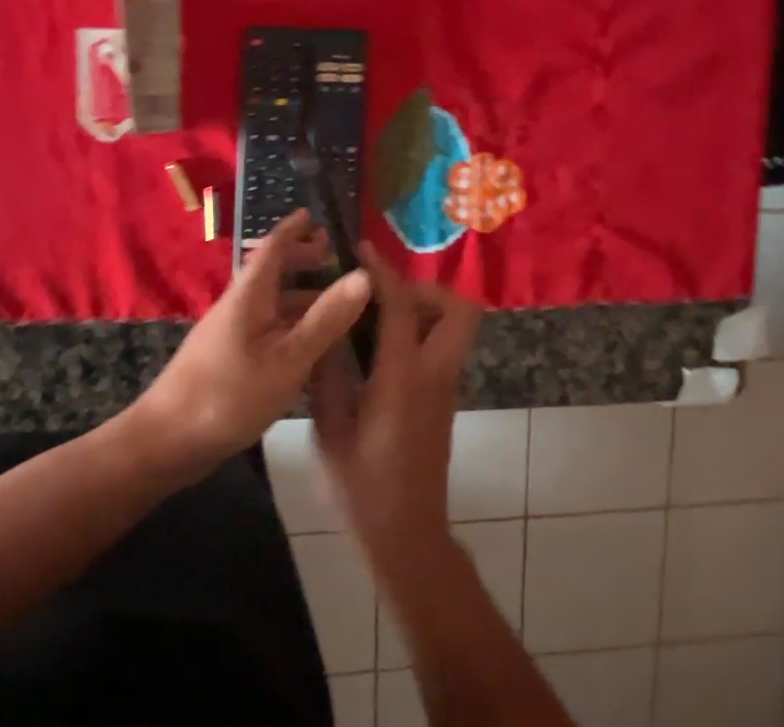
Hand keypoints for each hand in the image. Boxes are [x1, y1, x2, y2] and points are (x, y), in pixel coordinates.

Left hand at [127, 210, 371, 476]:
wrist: (169, 441)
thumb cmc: (229, 395)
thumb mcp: (287, 359)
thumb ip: (324, 319)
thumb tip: (363, 274)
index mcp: (248, 297)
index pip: (272, 249)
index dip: (294, 230)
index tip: (316, 214)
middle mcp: (238, 309)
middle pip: (272, 275)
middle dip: (302, 262)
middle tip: (333, 256)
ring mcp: (232, 338)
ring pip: (273, 308)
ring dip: (303, 300)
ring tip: (340, 305)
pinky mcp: (231, 364)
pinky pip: (269, 334)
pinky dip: (294, 331)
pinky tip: (315, 351)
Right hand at [309, 243, 482, 557]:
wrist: (406, 534)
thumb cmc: (362, 486)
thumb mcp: (330, 428)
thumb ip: (328, 374)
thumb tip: (323, 331)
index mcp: (403, 378)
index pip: (403, 307)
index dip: (383, 272)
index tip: (362, 249)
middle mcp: (435, 376)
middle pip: (460, 310)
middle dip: (426, 290)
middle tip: (382, 297)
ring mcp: (445, 390)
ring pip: (454, 329)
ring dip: (423, 311)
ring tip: (373, 320)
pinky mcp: (444, 403)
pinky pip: (440, 351)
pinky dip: (418, 335)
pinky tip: (376, 350)